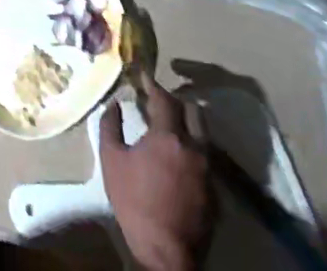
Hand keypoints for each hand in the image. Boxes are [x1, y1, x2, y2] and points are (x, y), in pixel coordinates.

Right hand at [100, 71, 211, 270]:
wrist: (166, 251)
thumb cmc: (134, 203)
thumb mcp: (112, 162)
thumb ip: (111, 127)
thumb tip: (114, 105)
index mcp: (168, 136)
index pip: (163, 98)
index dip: (152, 83)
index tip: (143, 74)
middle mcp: (194, 146)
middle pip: (192, 110)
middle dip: (175, 100)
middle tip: (158, 100)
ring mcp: (208, 168)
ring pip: (202, 132)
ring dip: (186, 123)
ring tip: (169, 126)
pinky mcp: (215, 188)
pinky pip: (205, 155)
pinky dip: (192, 147)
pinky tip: (178, 156)